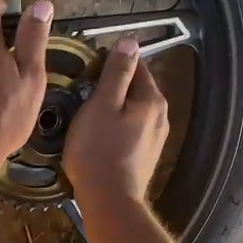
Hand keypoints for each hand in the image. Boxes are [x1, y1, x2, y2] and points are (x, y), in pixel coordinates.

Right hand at [65, 39, 168, 201]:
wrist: (109, 200)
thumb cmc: (99, 149)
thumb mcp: (102, 104)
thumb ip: (117, 72)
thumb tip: (130, 42)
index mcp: (152, 99)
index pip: (136, 66)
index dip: (111, 62)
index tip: (87, 68)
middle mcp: (160, 116)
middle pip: (136, 88)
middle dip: (112, 85)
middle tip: (82, 91)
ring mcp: (155, 139)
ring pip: (133, 110)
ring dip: (113, 107)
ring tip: (87, 112)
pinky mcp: (145, 156)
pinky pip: (131, 130)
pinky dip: (116, 126)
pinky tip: (98, 135)